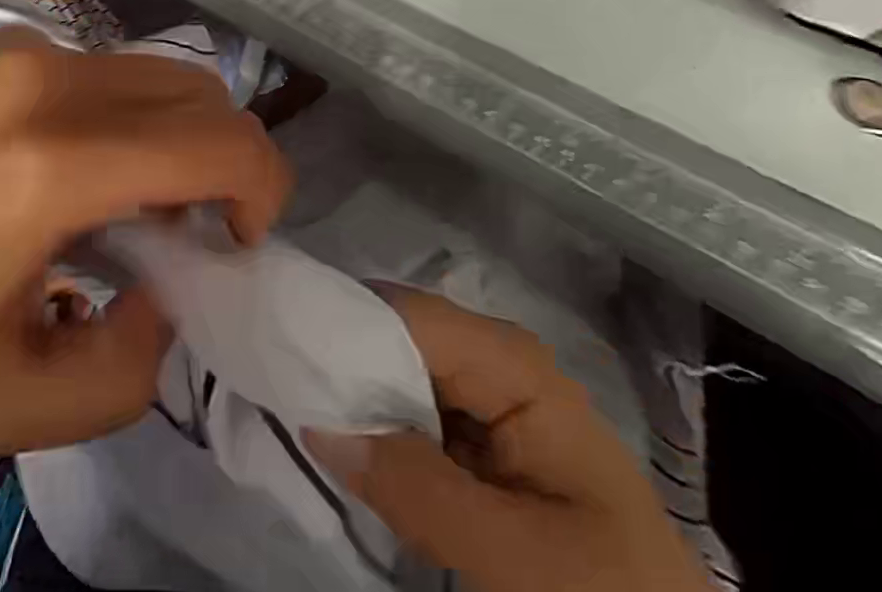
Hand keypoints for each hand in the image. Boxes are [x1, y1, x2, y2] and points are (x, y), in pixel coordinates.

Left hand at [0, 27, 291, 454]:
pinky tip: (85, 166)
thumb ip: (124, 378)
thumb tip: (167, 297)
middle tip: (192, 227)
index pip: (220, 144)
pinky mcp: (12, 43)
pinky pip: (115, 72)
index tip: (236, 240)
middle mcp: (50, 84)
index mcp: (52, 169)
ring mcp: (29, 51)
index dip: (262, 188)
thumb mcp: (8, 405)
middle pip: (205, 98)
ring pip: (165, 76)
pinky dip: (136, 117)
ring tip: (137, 198)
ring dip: (183, 138)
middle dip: (229, 165)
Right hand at [306, 288, 707, 591]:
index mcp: (509, 362)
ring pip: (392, 370)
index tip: (278, 347)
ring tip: (291, 406)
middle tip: (276, 383)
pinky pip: (404, 408)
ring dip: (346, 395)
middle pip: (392, 335)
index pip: (403, 316)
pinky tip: (336, 439)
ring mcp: (480, 393)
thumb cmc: (605, 587)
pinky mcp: (470, 430)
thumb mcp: (516, 553)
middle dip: (336, 361)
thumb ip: (418, 489)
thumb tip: (317, 424)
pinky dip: (368, 424)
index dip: (339, 326)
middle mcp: (490, 358)